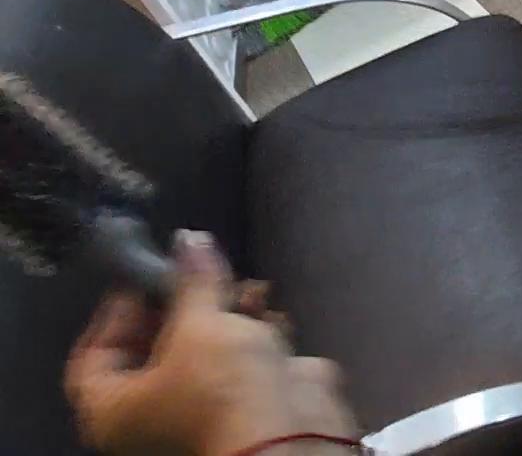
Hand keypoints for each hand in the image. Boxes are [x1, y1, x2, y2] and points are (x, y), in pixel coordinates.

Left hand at [64, 230, 357, 455]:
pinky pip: (241, 348)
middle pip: (156, 342)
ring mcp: (201, 398)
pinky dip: (254, 324)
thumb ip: (195, 281)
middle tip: (209, 272)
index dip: (121, 307)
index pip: (97, 349)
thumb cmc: (222, 381)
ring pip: (205, 341)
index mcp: (113, 405)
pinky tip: (269, 308)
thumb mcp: (201, 324)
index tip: (154, 269)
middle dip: (188, 302)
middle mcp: (148, 406)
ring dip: (228, 308)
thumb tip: (189, 238)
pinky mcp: (246, 387)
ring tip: (251, 290)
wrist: (285, 421)